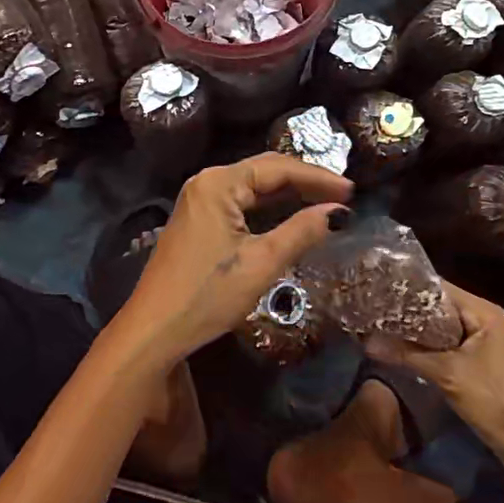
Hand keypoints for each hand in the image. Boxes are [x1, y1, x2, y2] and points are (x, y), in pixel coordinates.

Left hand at [115, 153, 351, 365]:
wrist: (151, 334)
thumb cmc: (207, 296)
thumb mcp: (261, 263)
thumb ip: (302, 231)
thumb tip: (340, 213)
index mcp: (219, 183)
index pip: (279, 168)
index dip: (318, 178)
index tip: (352, 190)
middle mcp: (208, 182)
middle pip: (266, 172)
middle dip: (307, 183)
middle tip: (344, 197)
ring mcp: (201, 200)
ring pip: (255, 188)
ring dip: (290, 195)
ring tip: (326, 204)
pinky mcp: (200, 219)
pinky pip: (243, 203)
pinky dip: (270, 208)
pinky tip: (292, 216)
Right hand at [365, 281, 503, 473]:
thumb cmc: (497, 401)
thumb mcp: (449, 375)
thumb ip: (408, 355)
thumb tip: (367, 341)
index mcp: (483, 310)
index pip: (439, 287)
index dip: (408, 287)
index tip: (375, 289)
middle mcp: (485, 319)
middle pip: (440, 307)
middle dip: (409, 311)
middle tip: (372, 310)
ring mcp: (485, 342)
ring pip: (444, 329)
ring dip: (417, 332)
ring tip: (379, 328)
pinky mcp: (483, 364)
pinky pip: (451, 347)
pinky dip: (430, 349)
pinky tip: (404, 353)